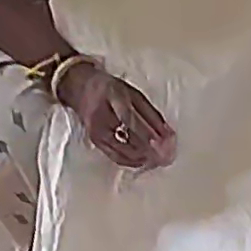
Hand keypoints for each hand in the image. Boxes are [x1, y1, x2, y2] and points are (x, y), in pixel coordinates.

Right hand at [58, 62, 176, 168]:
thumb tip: (169, 136)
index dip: (147, 133)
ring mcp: (97, 132)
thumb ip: (152, 115)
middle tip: (167, 156)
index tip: (163, 143)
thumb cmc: (111, 90)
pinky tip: (146, 160)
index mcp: (112, 97)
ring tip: (160, 159)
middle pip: (129, 141)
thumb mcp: (134, 94)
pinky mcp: (96, 142)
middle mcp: (101, 116)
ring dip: (145, 159)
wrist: (80, 89)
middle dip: (151, 151)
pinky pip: (118, 158)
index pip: (130, 118)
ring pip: (126, 154)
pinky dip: (135, 161)